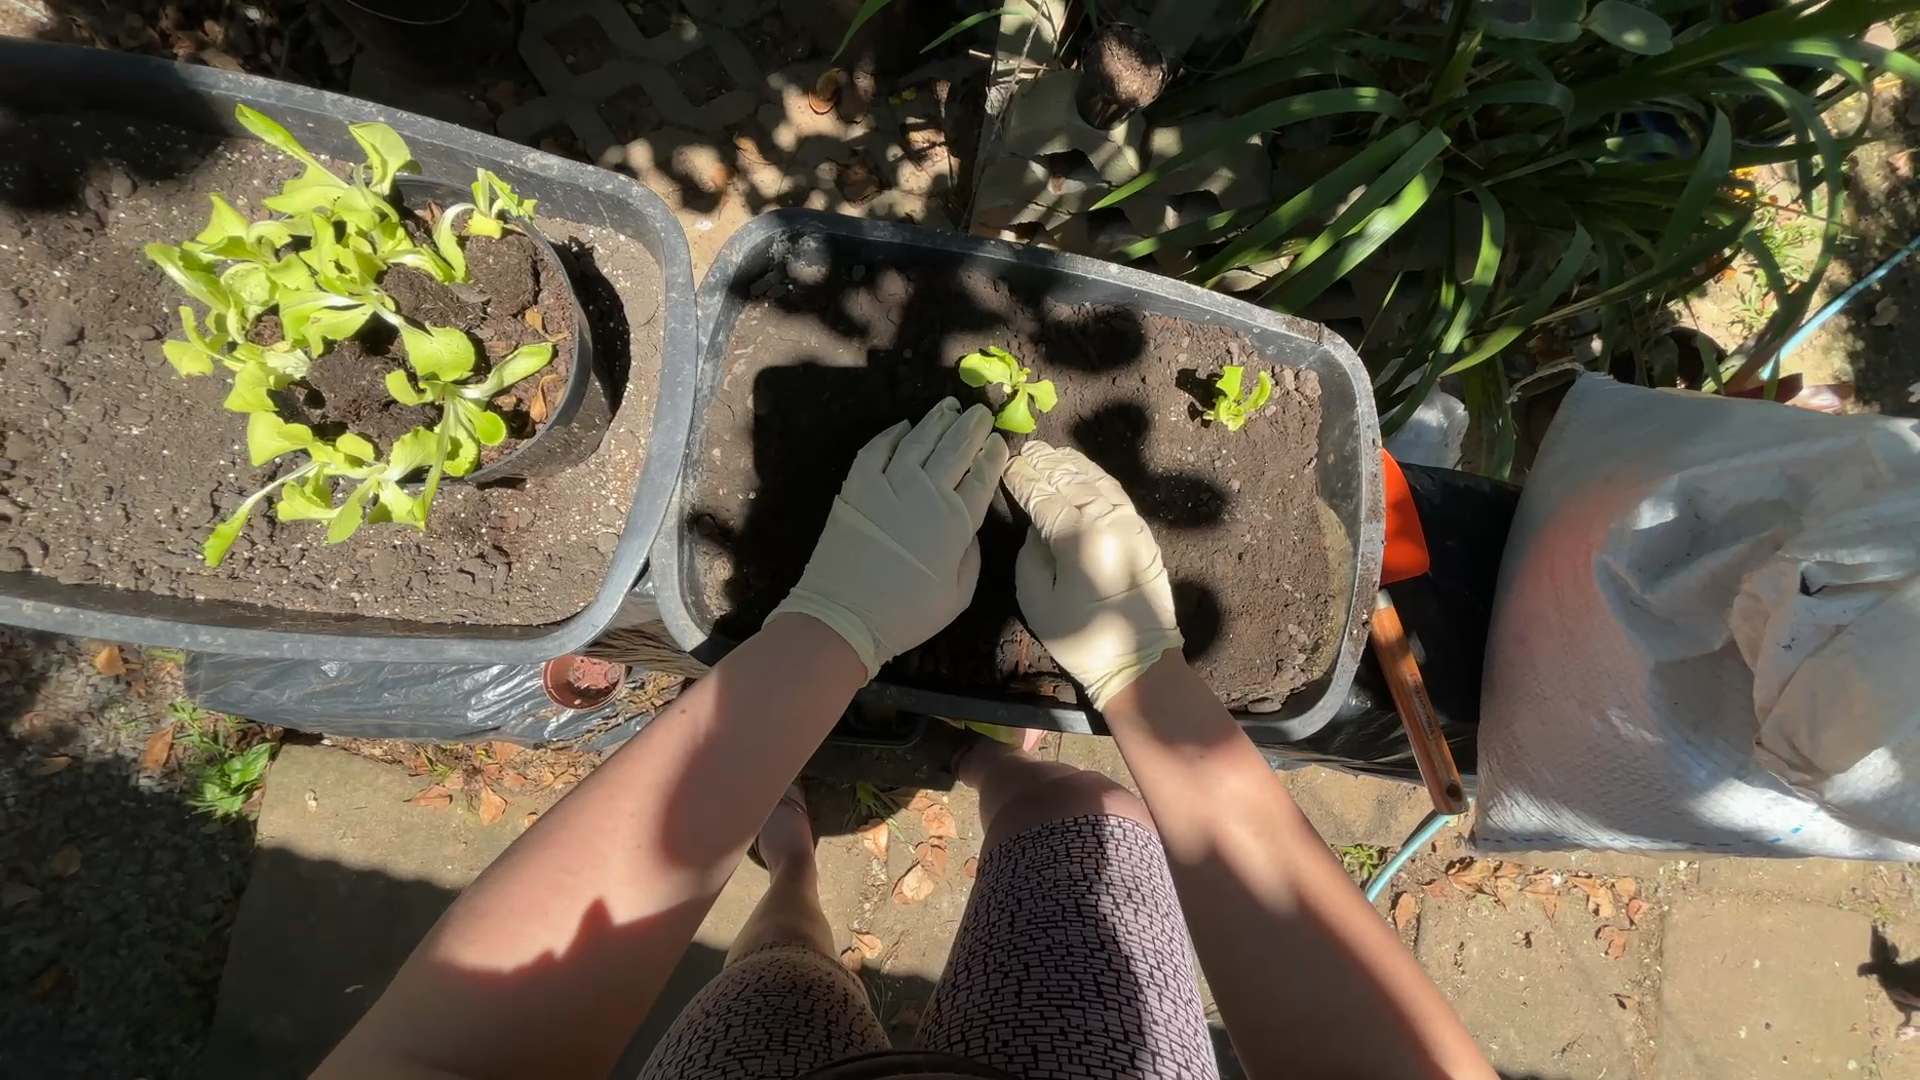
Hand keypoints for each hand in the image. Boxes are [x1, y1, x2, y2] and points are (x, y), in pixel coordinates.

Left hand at [770, 398, 1008, 677]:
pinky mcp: (857, 485)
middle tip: (980, 412)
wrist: (844, 615)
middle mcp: (927, 493)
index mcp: (957, 522)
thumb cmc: (908, 614)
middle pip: (955, 450)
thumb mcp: (958, 595)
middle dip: (971, 427)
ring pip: (919, 440)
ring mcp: (889, 483)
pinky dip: (892, 433)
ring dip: (937, 421)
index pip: (982, 477)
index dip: (991, 455)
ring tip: (949, 407)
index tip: (997, 440)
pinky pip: (877, 448)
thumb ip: (971, 555)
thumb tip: (969, 528)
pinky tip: (904, 425)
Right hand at [1001, 440, 1182, 709]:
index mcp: (1077, 535)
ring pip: (1094, 478)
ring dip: (1068, 462)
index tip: (1004, 465)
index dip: (1020, 478)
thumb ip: (1031, 550)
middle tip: (1022, 451)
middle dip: (1042, 463)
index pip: (1041, 494)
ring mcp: (1128, 520)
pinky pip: (1114, 489)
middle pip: (1068, 479)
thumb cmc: (1079, 637)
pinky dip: (1093, 474)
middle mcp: (1106, 518)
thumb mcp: (1035, 596)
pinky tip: (1079, 468)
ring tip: (1047, 453)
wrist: (1138, 660)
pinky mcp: (1141, 528)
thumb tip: (1036, 522)